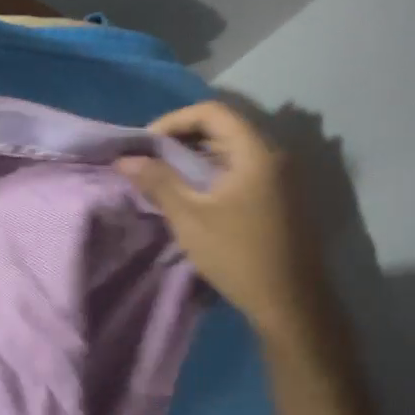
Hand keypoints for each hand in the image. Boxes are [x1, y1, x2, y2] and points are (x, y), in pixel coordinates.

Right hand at [116, 101, 328, 337]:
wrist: (289, 301)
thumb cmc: (237, 254)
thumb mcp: (189, 217)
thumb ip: (157, 181)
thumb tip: (125, 159)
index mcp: (255, 154)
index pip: (212, 112)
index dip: (173, 120)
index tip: (145, 143)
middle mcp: (272, 156)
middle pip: (223, 127)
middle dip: (181, 137)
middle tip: (148, 158)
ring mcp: (279, 177)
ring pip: (230, 149)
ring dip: (194, 155)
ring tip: (162, 175)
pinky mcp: (278, 196)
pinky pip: (240, 168)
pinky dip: (211, 170)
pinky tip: (190, 192)